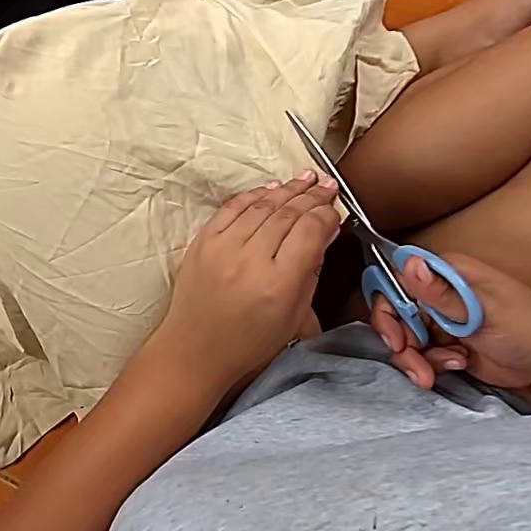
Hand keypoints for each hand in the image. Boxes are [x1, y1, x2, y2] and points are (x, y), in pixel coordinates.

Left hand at [149, 172, 340, 390]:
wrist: (195, 351)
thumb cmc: (248, 342)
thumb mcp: (295, 315)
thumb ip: (312, 271)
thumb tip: (325, 234)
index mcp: (278, 284)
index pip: (310, 232)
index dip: (326, 215)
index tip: (335, 210)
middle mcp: (249, 261)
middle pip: (288, 213)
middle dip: (312, 196)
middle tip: (327, 186)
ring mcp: (222, 248)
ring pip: (262, 205)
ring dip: (288, 189)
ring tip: (306, 179)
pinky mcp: (202, 242)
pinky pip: (233, 207)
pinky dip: (255, 194)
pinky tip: (272, 188)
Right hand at [370, 250, 530, 394]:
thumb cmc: (530, 329)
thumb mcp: (483, 311)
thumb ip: (442, 292)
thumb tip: (409, 264)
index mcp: (450, 273)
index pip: (399, 279)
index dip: (390, 307)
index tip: (396, 334)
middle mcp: (443, 293)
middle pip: (398, 312)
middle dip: (402, 340)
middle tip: (413, 358)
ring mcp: (446, 320)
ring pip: (408, 338)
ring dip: (418, 358)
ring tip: (444, 367)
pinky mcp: (450, 344)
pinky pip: (423, 355)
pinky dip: (431, 365)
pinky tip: (457, 366)